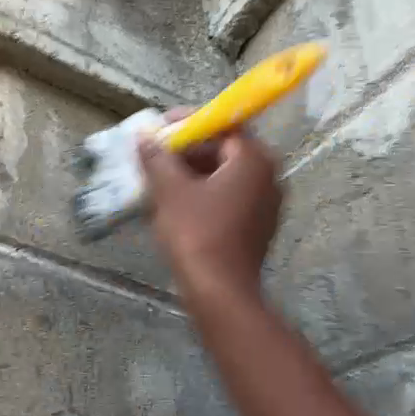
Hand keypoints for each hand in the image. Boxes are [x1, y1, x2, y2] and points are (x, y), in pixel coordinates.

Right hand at [137, 122, 281, 305]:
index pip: (223, 125)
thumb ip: (157, 158)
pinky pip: (229, 198)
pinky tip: (176, 204)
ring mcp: (266, 205)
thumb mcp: (169, 191)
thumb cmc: (197, 234)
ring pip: (226, 176)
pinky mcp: (257, 228)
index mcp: (254, 160)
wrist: (220, 292)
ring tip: (160, 179)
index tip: (160, 128)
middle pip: (226, 150)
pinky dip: (204, 194)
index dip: (189, 123)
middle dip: (189, 150)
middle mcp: (269, 177)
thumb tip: (145, 137)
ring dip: (193, 173)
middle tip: (156, 154)